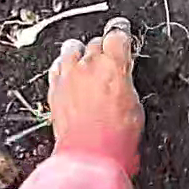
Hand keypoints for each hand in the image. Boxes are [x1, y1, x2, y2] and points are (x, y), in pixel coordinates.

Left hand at [47, 17, 143, 174]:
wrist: (90, 154)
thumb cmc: (116, 135)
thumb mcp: (135, 104)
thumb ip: (125, 81)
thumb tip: (122, 77)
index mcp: (114, 65)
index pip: (117, 34)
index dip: (122, 35)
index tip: (123, 36)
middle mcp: (88, 65)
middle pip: (95, 42)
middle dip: (103, 48)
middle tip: (109, 60)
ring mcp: (68, 76)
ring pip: (72, 48)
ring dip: (81, 53)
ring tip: (87, 63)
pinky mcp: (54, 89)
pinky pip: (57, 67)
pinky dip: (65, 67)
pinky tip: (71, 74)